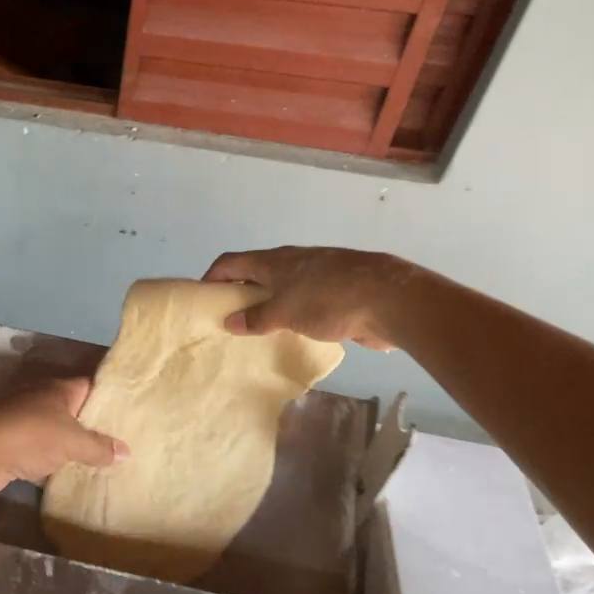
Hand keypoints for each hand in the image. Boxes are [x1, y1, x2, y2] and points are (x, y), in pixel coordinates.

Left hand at [0, 379, 128, 496]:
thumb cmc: (31, 436)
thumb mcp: (73, 443)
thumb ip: (99, 447)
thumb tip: (126, 451)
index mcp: (57, 389)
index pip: (88, 387)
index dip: (105, 398)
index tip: (123, 413)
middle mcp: (37, 397)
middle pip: (69, 408)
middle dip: (87, 423)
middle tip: (112, 441)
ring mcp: (19, 418)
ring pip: (50, 429)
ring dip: (64, 443)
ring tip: (90, 460)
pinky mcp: (5, 440)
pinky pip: (33, 448)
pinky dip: (44, 459)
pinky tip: (57, 472)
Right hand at [202, 246, 418, 348]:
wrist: (390, 299)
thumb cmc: (329, 300)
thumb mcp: (284, 313)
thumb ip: (256, 318)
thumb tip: (230, 321)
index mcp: (275, 262)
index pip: (232, 262)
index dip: (213, 276)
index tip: (203, 298)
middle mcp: (294, 262)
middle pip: (256, 272)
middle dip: (240, 292)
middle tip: (229, 318)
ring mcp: (318, 274)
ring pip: (283, 286)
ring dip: (268, 303)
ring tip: (259, 329)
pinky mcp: (339, 290)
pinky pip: (305, 300)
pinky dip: (292, 312)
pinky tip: (294, 332)